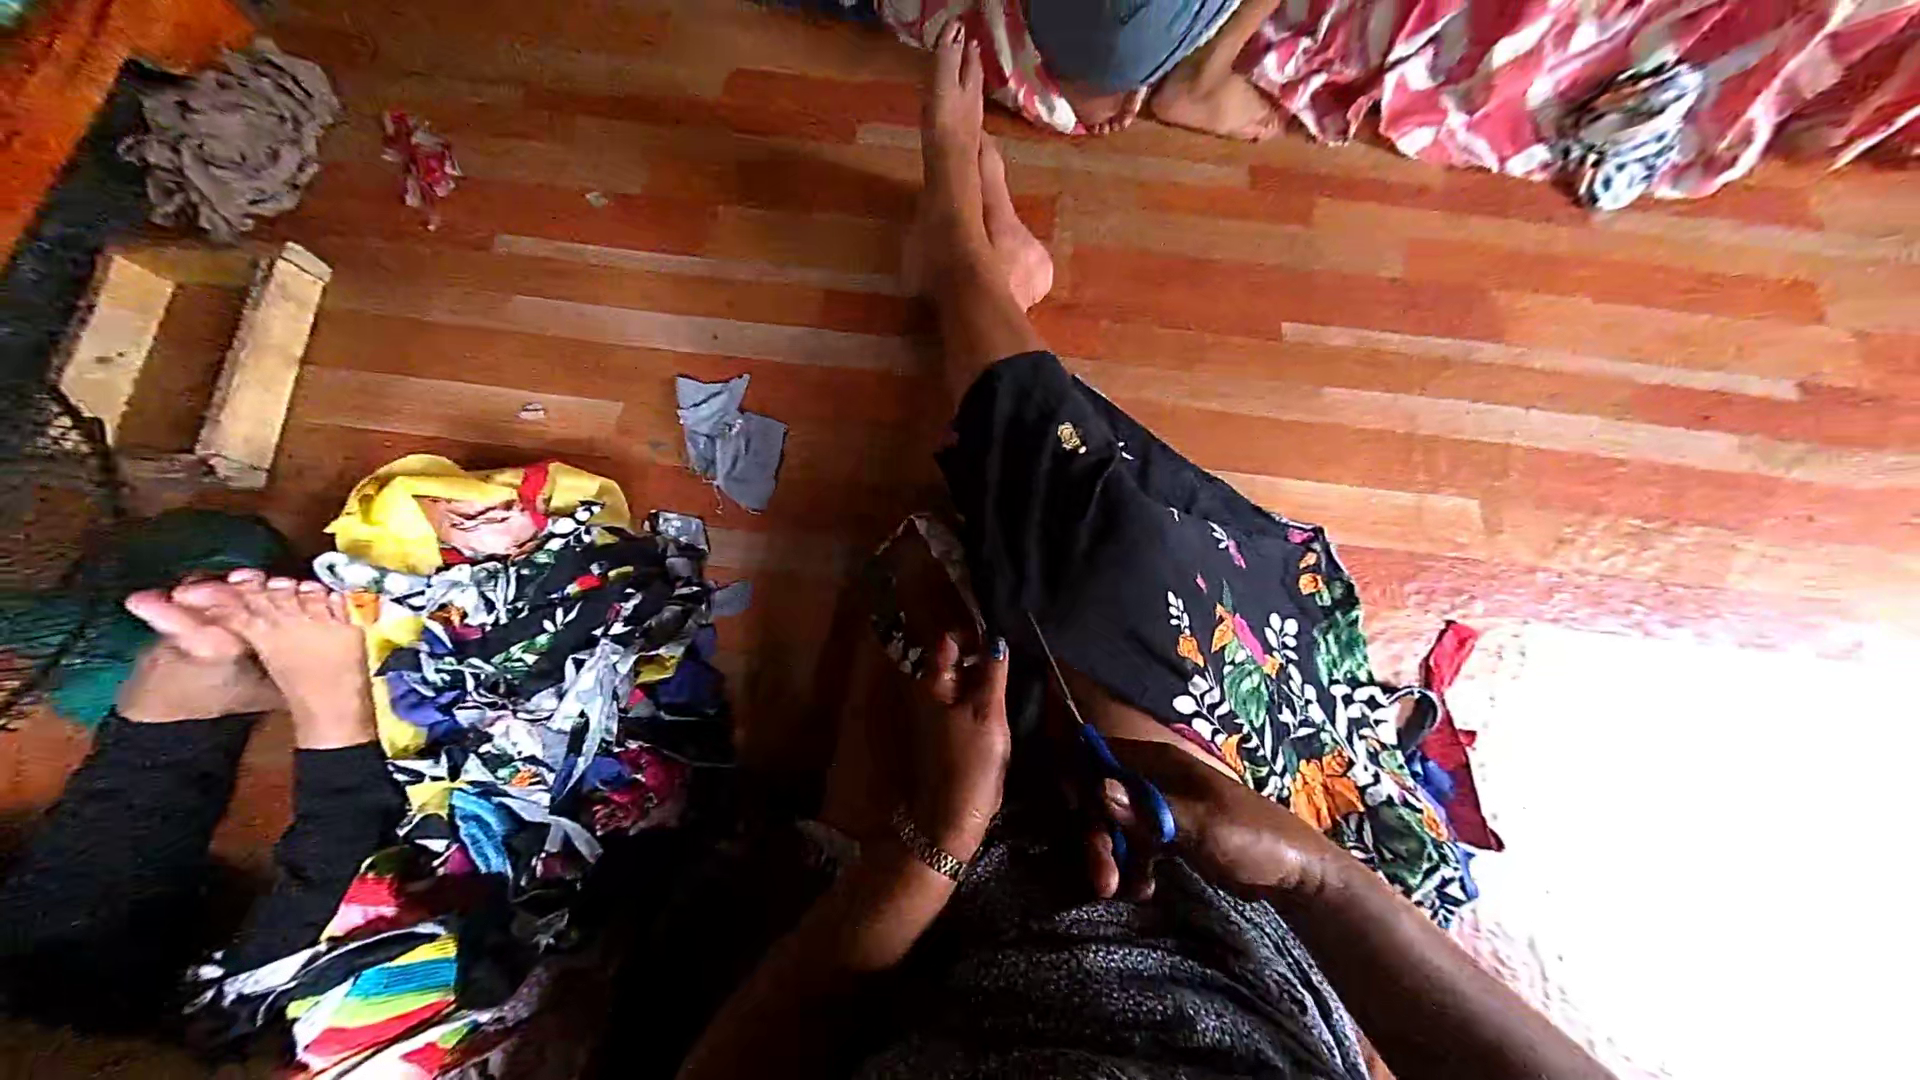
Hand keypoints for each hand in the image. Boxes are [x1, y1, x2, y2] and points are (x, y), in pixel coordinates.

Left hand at [906, 632, 1010, 860]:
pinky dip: (986, 691)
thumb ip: (992, 674)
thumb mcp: (987, 713)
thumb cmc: (971, 761)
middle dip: (983, 651)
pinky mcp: (953, 727)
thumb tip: (997, 639)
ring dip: (987, 672)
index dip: (972, 632)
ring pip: (965, 677)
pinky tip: (1007, 695)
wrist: (953, 814)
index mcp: (935, 682)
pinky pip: (969, 697)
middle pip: (957, 657)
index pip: (948, 640)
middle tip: (1015, 652)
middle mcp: (934, 691)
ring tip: (1017, 671)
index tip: (1001, 633)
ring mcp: (942, 710)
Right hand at [1099, 737, 1352, 900]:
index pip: (1104, 755)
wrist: (1298, 876)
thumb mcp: (1201, 825)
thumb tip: (1098, 787)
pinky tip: (1141, 889)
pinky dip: (1131, 865)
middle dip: (1098, 834)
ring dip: (1111, 854)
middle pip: (1105, 795)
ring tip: (1116, 890)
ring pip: (1117, 822)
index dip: (1083, 778)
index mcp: (1161, 760)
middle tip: (1101, 877)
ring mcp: (1160, 805)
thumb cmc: (1253, 839)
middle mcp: (1154, 777)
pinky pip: (1134, 843)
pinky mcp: (1168, 833)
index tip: (1077, 814)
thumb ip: (1149, 808)